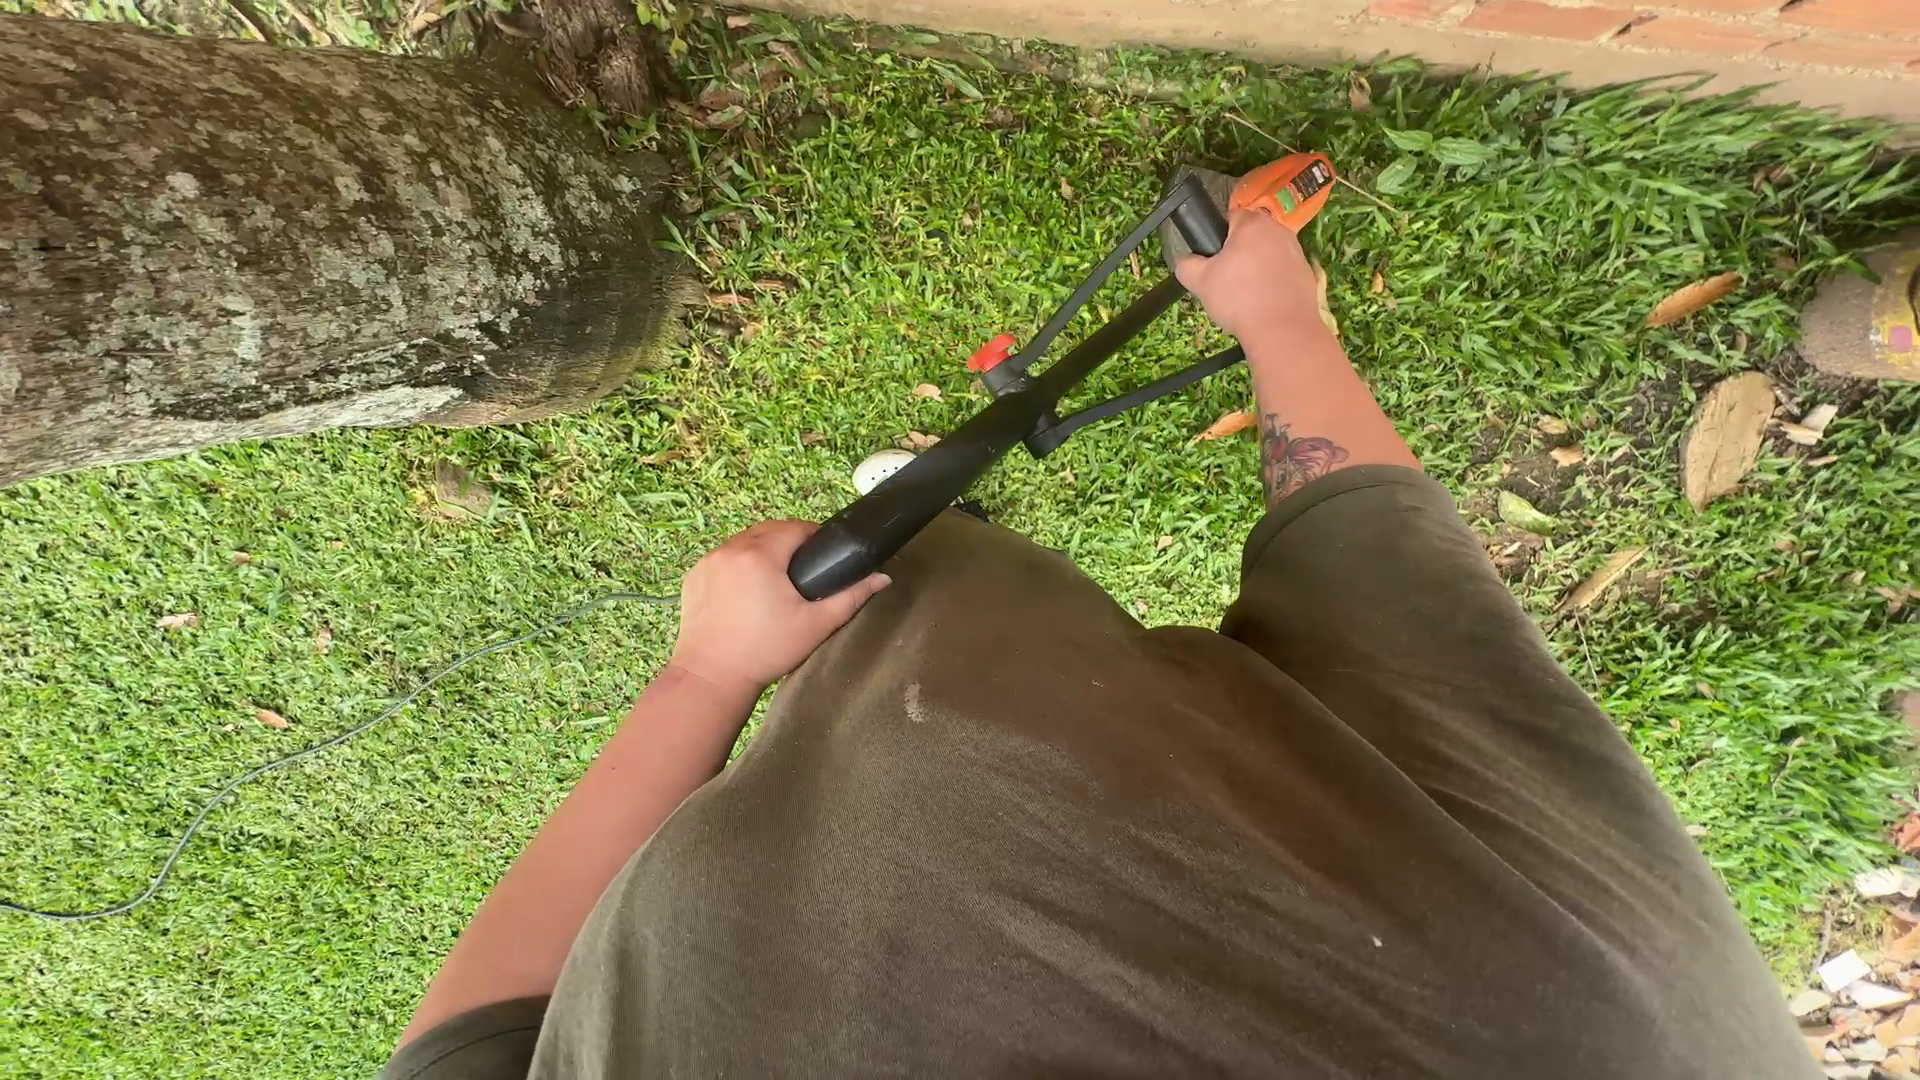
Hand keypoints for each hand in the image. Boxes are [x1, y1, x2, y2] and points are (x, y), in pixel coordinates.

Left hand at [668, 520, 890, 693]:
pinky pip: (723, 558)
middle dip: (789, 541)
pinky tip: (748, 589)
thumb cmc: (767, 650)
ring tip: (778, 578)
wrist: (712, 677)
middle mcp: (730, 549)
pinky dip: (739, 564)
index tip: (825, 556)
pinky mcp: (693, 576)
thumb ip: (851, 597)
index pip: (795, 528)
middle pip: (768, 530)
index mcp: (761, 555)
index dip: (814, 537)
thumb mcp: (816, 625)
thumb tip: (883, 577)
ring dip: (763, 550)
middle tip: (805, 568)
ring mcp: (708, 562)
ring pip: (744, 542)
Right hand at [1174, 208, 1320, 341]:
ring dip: (1254, 269)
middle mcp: (1278, 230)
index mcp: (1252, 224)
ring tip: (1243, 297)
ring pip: (1266, 255)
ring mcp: (1296, 251)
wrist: (1280, 328)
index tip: (1212, 261)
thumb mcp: (1199, 282)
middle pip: (1250, 237)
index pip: (1230, 217)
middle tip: (1224, 282)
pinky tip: (1261, 304)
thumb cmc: (1237, 298)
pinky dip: (1270, 283)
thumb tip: (1186, 262)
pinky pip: (1281, 272)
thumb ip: (1186, 265)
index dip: (1217, 238)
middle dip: (1237, 255)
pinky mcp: (1305, 272)